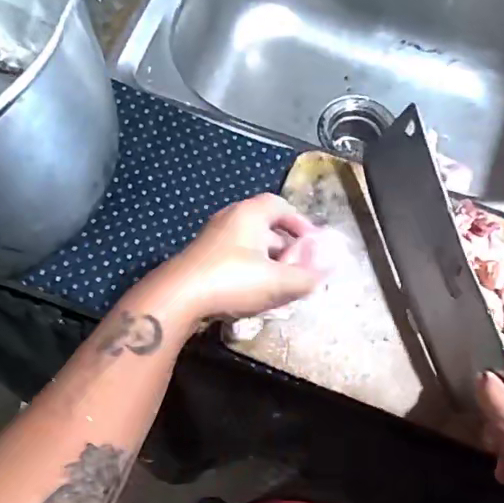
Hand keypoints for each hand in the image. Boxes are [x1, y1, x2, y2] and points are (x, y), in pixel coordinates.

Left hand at [150, 194, 330, 321]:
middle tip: (301, 269)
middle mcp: (230, 219)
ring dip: (269, 262)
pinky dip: (251, 271)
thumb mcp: (278, 281)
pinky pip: (235, 259)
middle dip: (287, 248)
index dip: (301, 223)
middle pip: (267, 227)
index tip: (314, 244)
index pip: (281, 205)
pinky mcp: (203, 260)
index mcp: (250, 214)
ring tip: (282, 285)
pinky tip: (256, 294)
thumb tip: (325, 275)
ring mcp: (213, 239)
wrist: (178, 297)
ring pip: (250, 246)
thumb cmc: (232, 280)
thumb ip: (306, 278)